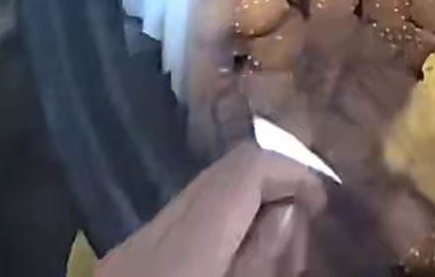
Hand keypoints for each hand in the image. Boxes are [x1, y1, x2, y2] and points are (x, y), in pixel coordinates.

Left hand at [97, 144, 326, 276]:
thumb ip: (258, 264)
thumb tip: (283, 214)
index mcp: (180, 251)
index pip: (246, 169)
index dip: (293, 173)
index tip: (321, 207)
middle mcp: (147, 239)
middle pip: (222, 175)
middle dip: (271, 191)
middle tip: (297, 245)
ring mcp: (124, 256)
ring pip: (201, 199)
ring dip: (244, 212)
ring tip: (267, 263)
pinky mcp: (113, 274)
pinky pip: (178, 228)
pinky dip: (215, 234)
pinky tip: (228, 270)